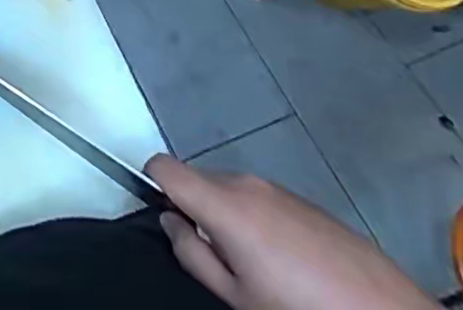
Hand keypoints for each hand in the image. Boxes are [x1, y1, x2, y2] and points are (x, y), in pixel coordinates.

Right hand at [147, 154, 435, 309]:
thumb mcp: (237, 297)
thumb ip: (192, 254)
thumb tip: (172, 224)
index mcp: (223, 202)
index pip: (163, 166)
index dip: (153, 185)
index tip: (166, 215)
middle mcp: (247, 183)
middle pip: (199, 179)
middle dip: (198, 209)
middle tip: (221, 259)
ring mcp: (281, 190)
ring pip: (232, 191)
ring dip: (231, 217)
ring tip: (262, 268)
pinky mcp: (308, 203)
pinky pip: (266, 202)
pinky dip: (263, 222)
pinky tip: (292, 266)